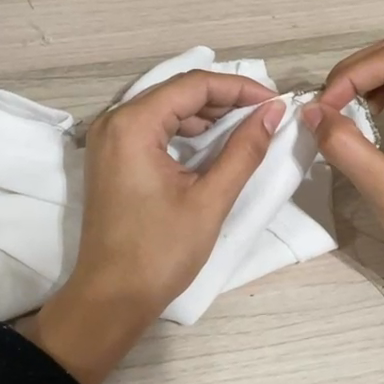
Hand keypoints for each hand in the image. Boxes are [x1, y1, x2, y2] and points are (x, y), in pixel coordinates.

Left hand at [26, 71, 283, 383]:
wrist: (111, 298)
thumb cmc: (159, 252)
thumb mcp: (210, 199)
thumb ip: (244, 151)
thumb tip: (273, 114)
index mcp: (133, 125)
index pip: (192, 85)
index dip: (238, 88)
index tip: (275, 102)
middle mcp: (114, 121)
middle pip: (176, 92)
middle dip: (223, 98)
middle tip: (265, 113)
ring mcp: (108, 140)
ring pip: (164, 108)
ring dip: (205, 114)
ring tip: (246, 127)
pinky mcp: (111, 159)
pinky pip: (151, 128)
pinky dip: (184, 130)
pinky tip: (213, 143)